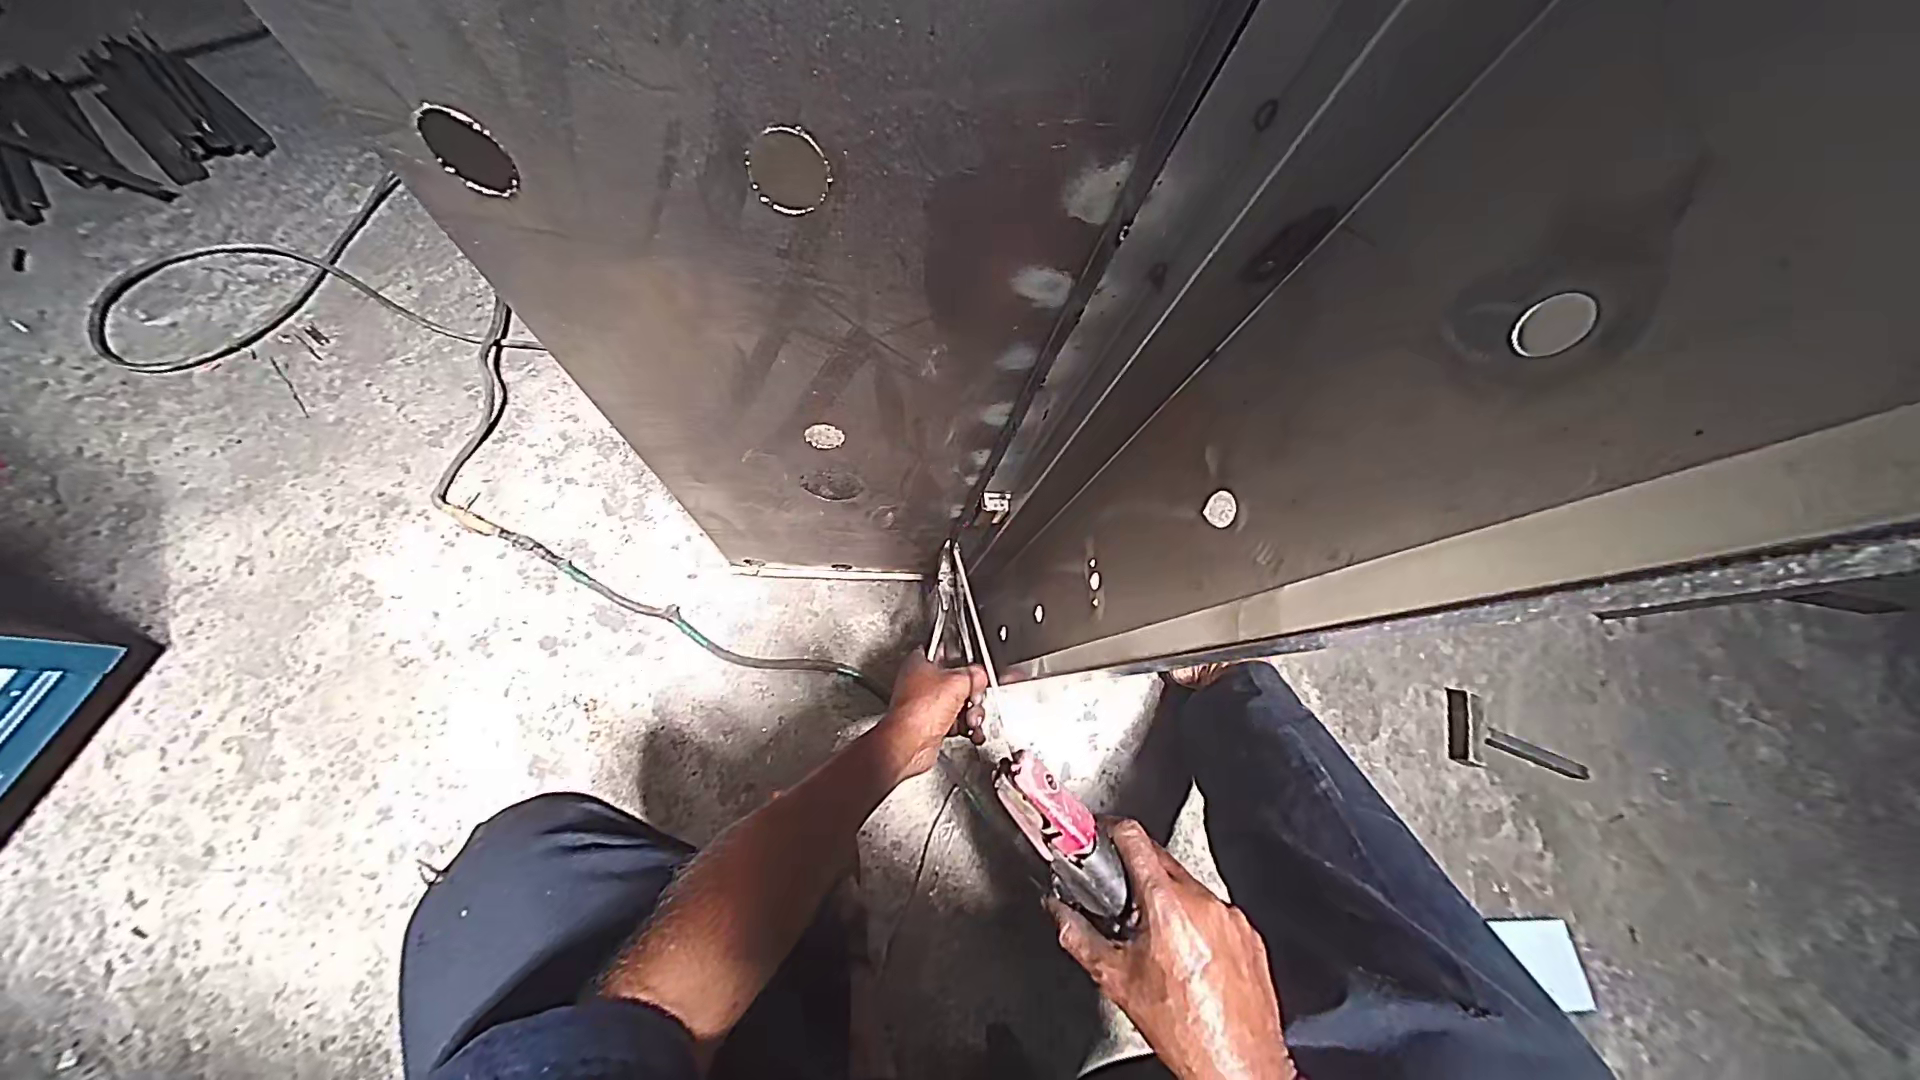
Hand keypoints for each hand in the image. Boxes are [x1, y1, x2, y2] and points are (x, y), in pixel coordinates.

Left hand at [874, 655, 986, 779]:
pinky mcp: (931, 726)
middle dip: (971, 694)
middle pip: (956, 681)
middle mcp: (920, 683)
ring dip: (971, 714)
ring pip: (959, 704)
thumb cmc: (919, 711)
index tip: (971, 667)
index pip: (943, 650)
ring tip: (969, 720)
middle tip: (972, 699)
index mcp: (919, 663)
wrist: (909, 746)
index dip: (960, 658)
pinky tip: (970, 732)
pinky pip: (956, 722)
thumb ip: (974, 673)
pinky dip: (966, 728)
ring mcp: (926, 705)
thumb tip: (980, 675)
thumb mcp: (958, 681)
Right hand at [1048, 820, 1294, 1079]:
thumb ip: (1079, 936)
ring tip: (1157, 936)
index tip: (1102, 831)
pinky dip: (1197, 919)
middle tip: (1122, 896)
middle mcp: (1202, 901)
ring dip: (1168, 897)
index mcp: (1167, 904)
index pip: (1135, 837)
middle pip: (1160, 858)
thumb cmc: (1184, 1031)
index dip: (1112, 828)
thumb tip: (1058, 911)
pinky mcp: (1248, 933)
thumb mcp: (1117, 980)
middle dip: (1137, 870)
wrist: (1240, 1068)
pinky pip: (1215, 909)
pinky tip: (1189, 953)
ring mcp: (1230, 915)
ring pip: (1188, 884)